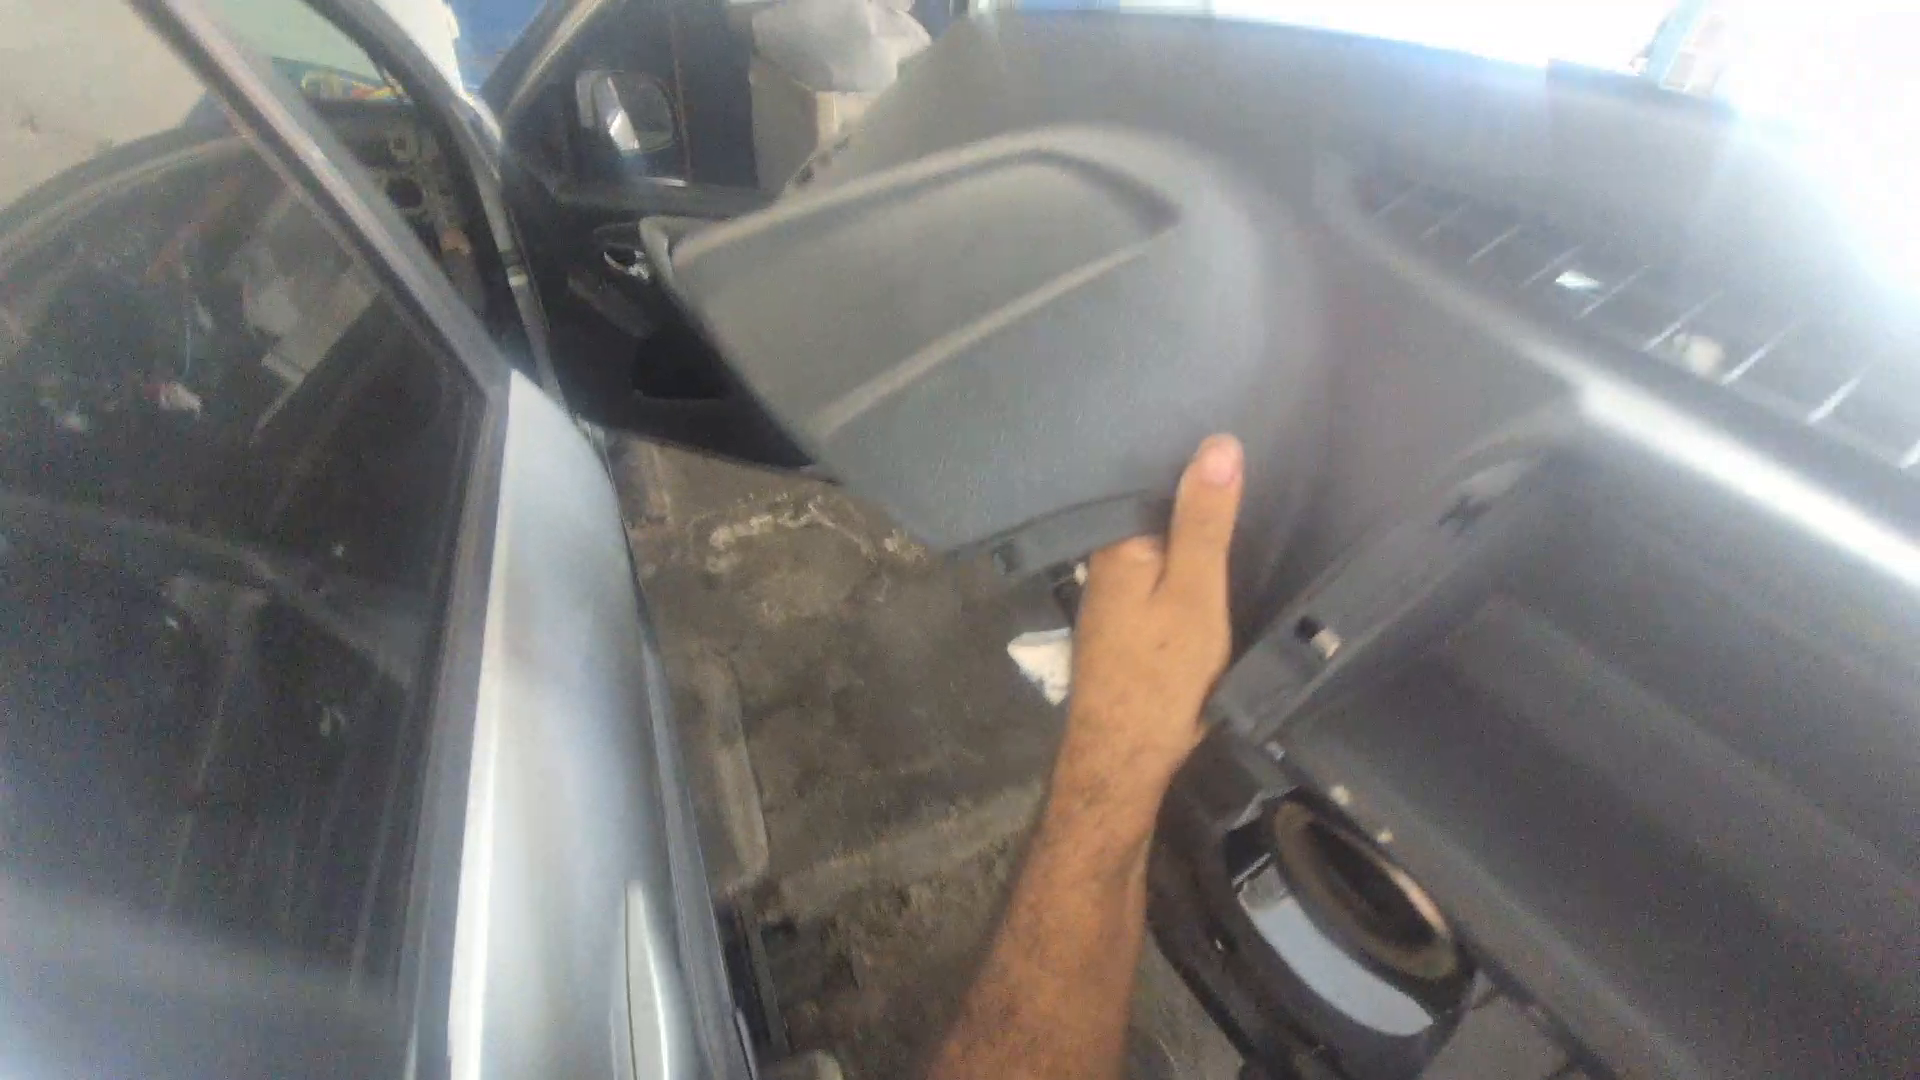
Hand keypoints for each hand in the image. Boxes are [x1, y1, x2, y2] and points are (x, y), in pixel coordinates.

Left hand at [1059, 435, 1244, 808]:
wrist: (1125, 754)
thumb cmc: (1161, 673)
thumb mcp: (1194, 592)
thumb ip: (1204, 522)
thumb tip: (1218, 443)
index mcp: (1118, 543)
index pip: (1155, 480)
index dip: (1194, 461)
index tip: (1238, 433)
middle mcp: (1107, 560)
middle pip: (1157, 513)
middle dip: (1194, 493)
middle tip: (1254, 456)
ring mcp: (1115, 592)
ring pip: (1160, 544)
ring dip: (1192, 528)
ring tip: (1244, 495)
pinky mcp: (1127, 619)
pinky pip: (1160, 573)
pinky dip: (1185, 562)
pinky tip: (1214, 555)